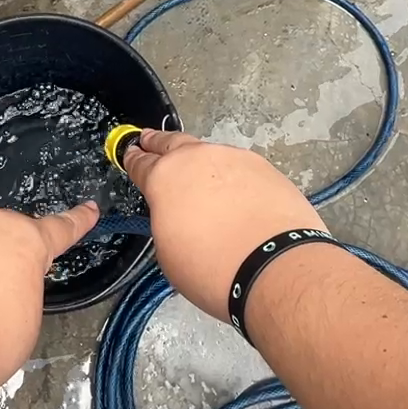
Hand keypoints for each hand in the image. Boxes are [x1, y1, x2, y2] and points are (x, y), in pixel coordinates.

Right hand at [121, 130, 324, 316]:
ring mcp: (231, 157)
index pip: (141, 163)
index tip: (132, 153)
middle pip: (171, 142)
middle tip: (150, 140)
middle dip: (158, 143)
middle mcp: (195, 158)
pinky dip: (232, 176)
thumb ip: (166, 219)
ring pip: (208, 153)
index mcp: (164, 178)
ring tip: (200, 176)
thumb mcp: (168, 252)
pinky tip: (237, 195)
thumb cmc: (214, 268)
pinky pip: (238, 166)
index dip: (134, 159)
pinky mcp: (262, 166)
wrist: (275, 267)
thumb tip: (177, 213)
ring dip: (200, 161)